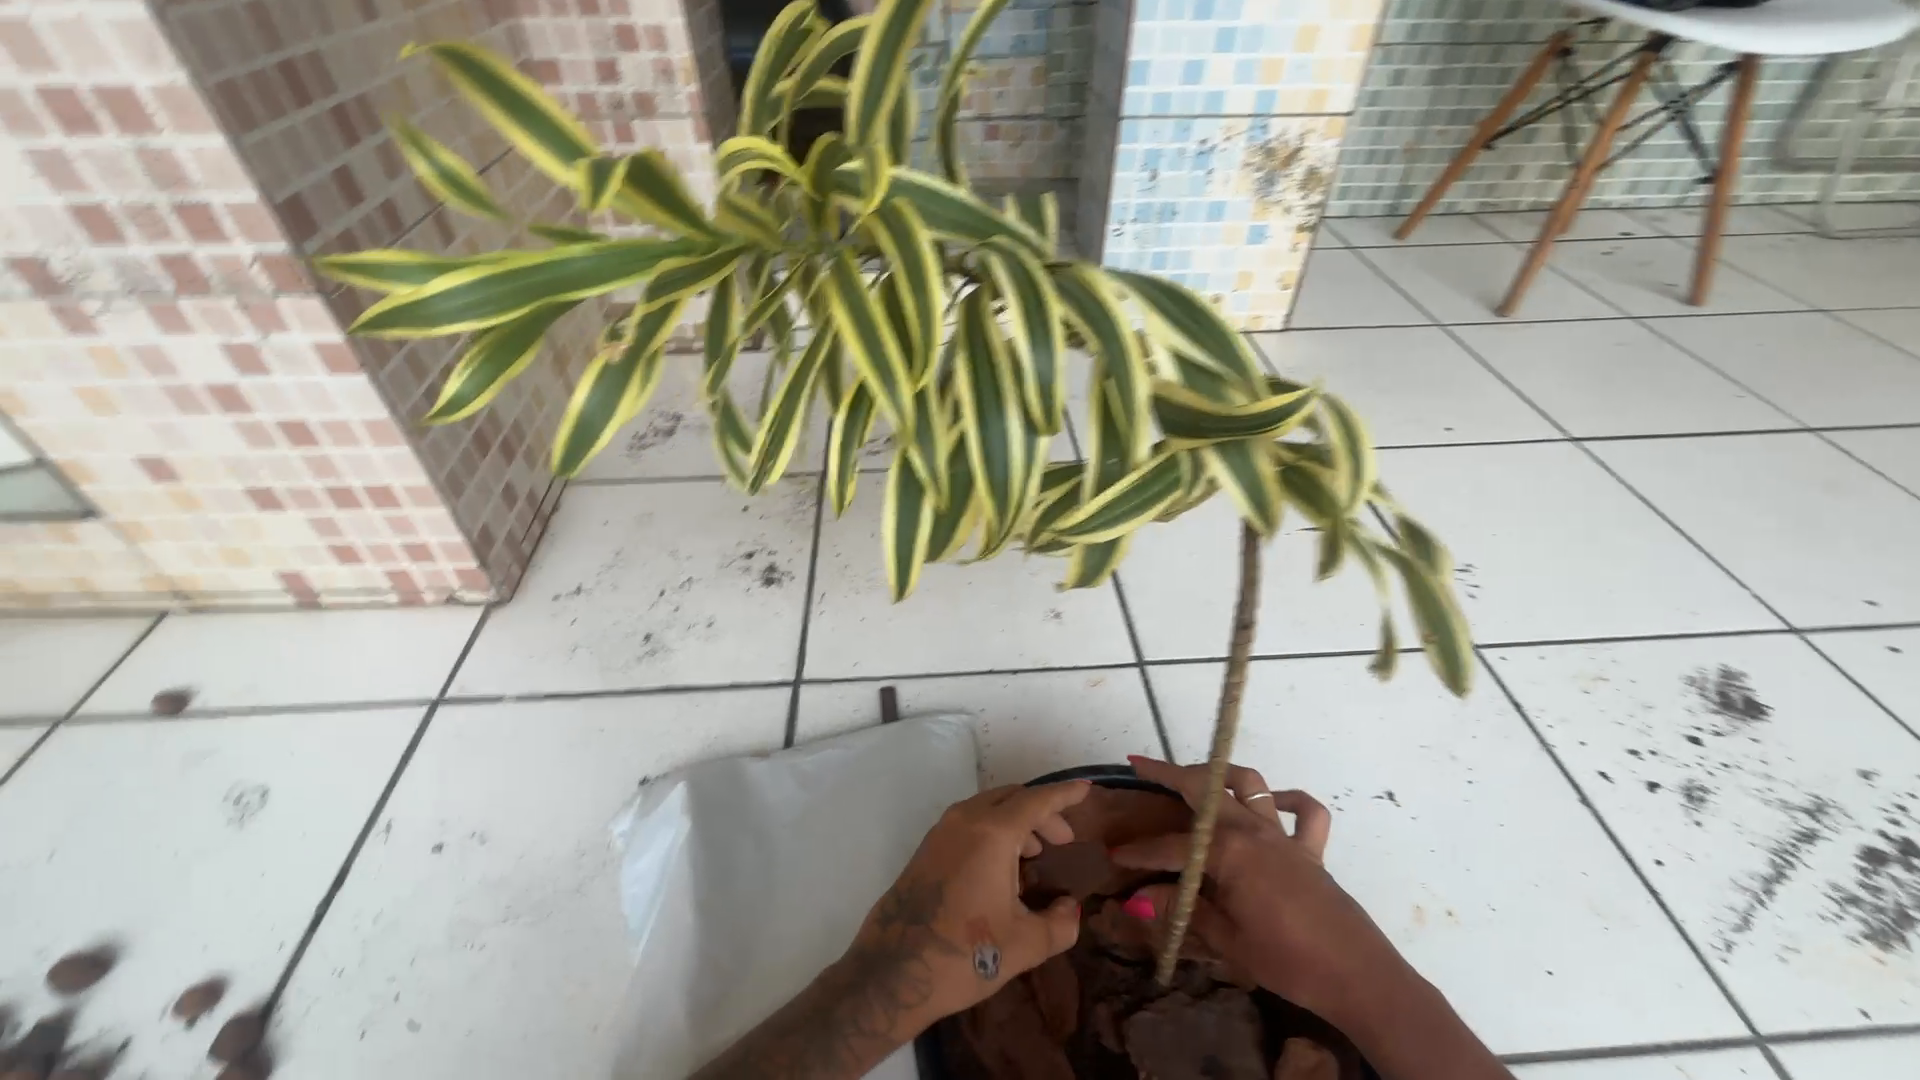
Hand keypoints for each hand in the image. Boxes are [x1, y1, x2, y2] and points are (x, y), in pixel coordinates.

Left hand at [839, 780, 1090, 1031]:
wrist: (893, 972)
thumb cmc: (965, 954)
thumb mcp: (1026, 945)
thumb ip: (1060, 924)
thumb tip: (1070, 909)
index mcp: (992, 833)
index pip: (1037, 801)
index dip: (1064, 794)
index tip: (1085, 790)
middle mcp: (965, 821)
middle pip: (1011, 799)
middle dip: (1041, 812)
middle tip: (1062, 839)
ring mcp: (940, 832)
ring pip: (987, 809)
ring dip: (1015, 821)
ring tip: (1035, 852)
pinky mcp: (926, 849)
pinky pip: (968, 824)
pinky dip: (991, 830)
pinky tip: (1002, 866)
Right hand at [1113, 757, 1412, 1029]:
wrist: (1358, 977)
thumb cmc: (1287, 962)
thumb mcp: (1226, 939)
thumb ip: (1183, 909)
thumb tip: (1137, 899)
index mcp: (1228, 853)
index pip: (1172, 847)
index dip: (1141, 852)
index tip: (1116, 855)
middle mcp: (1253, 831)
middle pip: (1205, 791)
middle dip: (1169, 774)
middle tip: (1141, 765)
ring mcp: (1284, 836)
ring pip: (1250, 784)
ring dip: (1221, 773)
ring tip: (1197, 775)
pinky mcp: (1311, 850)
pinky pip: (1305, 812)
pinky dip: (1288, 799)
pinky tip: (1272, 802)